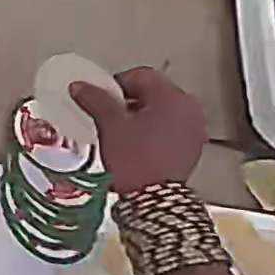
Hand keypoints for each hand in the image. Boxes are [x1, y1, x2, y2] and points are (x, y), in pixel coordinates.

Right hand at [70, 67, 205, 192]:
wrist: (154, 199)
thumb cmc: (135, 158)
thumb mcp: (110, 125)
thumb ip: (95, 99)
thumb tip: (80, 85)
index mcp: (171, 96)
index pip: (140, 75)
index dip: (115, 84)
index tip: (100, 97)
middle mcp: (189, 108)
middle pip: (152, 92)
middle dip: (128, 100)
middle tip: (108, 114)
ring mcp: (194, 128)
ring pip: (161, 110)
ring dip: (140, 115)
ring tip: (120, 130)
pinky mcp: (192, 147)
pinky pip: (169, 127)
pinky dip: (152, 130)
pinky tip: (135, 144)